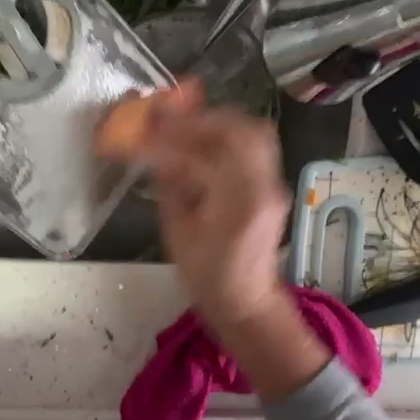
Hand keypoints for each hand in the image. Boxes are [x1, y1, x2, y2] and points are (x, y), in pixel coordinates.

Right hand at [135, 87, 291, 329]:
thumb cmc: (206, 276)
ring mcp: (273, 184)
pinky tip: (205, 146)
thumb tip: (157, 150)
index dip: (170, 136)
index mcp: (236, 203)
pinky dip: (229, 138)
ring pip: (254, 132)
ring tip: (189, 129)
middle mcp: (262, 186)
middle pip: (241, 129)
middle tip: (172, 119)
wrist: (246, 301)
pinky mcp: (273, 186)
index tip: (146, 126)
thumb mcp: (177, 233)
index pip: (202, 153)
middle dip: (203, 118)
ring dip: (220, 124)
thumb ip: (170, 186)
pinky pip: (255, 148)